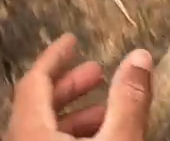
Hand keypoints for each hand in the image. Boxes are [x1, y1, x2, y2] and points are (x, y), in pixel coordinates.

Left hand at [7, 34, 152, 140]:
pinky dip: (67, 137)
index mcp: (30, 132)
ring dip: (73, 115)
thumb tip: (139, 55)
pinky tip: (98, 138)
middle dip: (70, 85)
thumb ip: (127, 98)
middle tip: (98, 72)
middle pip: (36, 106)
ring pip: (41, 131)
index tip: (73, 39)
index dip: (54, 57)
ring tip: (106, 109)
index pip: (33, 83)